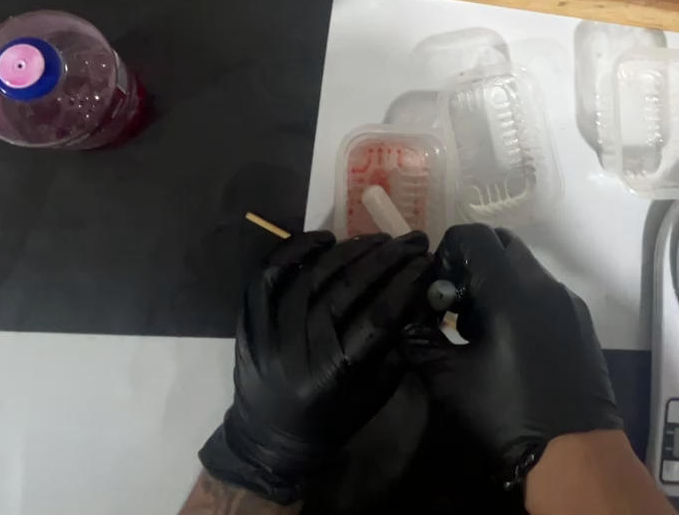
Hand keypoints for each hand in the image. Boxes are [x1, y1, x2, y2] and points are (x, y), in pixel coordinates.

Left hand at [200, 230, 431, 503]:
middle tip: (414, 240)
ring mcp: (269, 328)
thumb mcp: (376, 393)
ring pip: (315, 272)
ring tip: (381, 239)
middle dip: (388, 258)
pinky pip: (271, 271)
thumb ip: (399, 343)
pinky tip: (327, 238)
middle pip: (349, 286)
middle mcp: (299, 346)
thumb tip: (424, 294)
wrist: (267, 441)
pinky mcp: (250, 317)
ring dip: (354, 248)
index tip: (429, 261)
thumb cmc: (331, 421)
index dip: (407, 282)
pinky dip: (298, 247)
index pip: (378, 314)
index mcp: (334, 373)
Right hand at [403, 225, 621, 486]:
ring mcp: (567, 302)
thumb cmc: (510, 416)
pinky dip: (520, 300)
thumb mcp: (451, 382)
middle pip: (502, 243)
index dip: (449, 251)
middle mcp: (544, 285)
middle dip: (473, 262)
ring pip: (524, 267)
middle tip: (457, 304)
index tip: (440, 290)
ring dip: (497, 281)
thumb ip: (421, 344)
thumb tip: (406, 325)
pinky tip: (510, 344)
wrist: (578, 458)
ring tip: (481, 329)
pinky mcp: (580, 321)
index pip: (475, 235)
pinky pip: (543, 291)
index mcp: (512, 291)